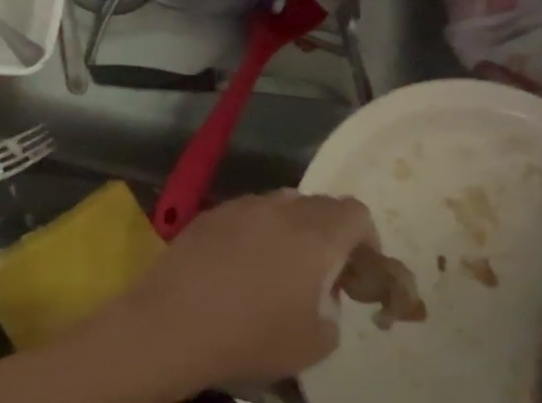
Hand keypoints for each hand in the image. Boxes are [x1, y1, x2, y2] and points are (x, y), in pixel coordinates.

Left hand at [96, 191, 377, 392]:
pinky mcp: (205, 214)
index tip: (358, 270)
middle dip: (329, 232)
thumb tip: (320, 285)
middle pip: (315, 203)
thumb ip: (333, 302)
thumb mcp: (320, 338)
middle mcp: (275, 209)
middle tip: (323, 271)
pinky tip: (241, 264)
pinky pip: (244, 214)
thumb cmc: (255, 335)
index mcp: (313, 234)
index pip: (354, 212)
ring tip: (280, 267)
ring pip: (276, 204)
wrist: (175, 322)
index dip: (365, 238)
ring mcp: (235, 207)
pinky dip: (255, 230)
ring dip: (289, 228)